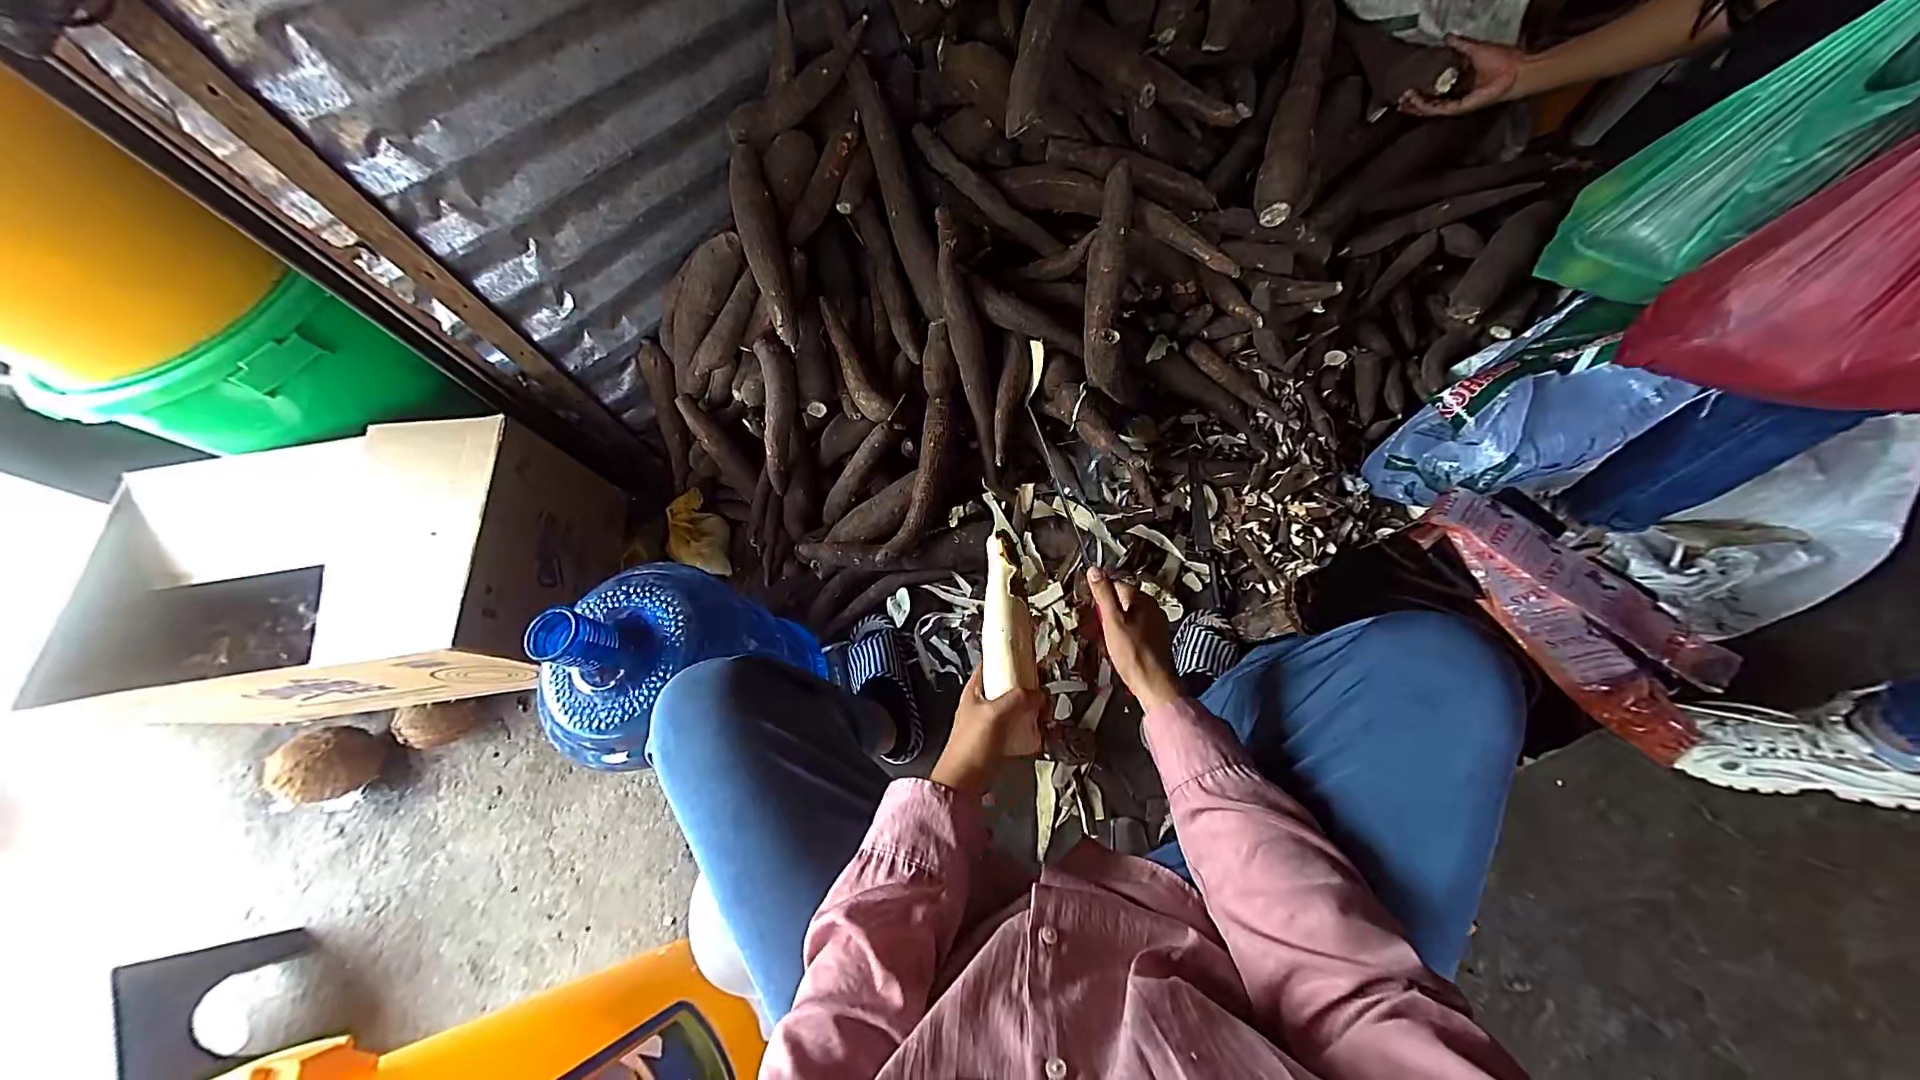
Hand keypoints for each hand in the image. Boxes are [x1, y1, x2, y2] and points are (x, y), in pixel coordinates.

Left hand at [929, 667, 1044, 795]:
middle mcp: (982, 703)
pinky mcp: (999, 740)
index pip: (993, 664)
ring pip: (1017, 707)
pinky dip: (1030, 726)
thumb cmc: (969, 746)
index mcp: (975, 690)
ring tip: (1044, 713)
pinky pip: (1019, 727)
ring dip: (1032, 708)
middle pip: (1009, 686)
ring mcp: (990, 722)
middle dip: (1029, 688)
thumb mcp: (996, 713)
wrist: (963, 782)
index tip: (1030, 659)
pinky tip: (1038, 730)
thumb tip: (1038, 694)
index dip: (1011, 659)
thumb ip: (1018, 698)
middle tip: (1042, 692)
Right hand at [1086, 566, 1181, 711]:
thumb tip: (1094, 571)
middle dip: (1104, 615)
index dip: (1099, 599)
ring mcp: (1153, 623)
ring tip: (1105, 644)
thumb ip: (1103, 595)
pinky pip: (1130, 630)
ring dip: (1110, 628)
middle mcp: (1150, 608)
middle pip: (1119, 602)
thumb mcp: (1112, 621)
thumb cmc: (1133, 654)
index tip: (1091, 612)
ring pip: (1123, 618)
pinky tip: (1115, 650)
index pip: (1114, 585)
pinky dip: (1120, 638)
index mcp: (1141, 599)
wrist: (1154, 684)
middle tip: (1096, 631)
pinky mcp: (1153, 638)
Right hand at [1401, 36, 1530, 116]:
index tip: (1407, 87)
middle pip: (1427, 103)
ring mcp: (1456, 104)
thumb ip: (1460, 45)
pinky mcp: (1458, 108)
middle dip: (1412, 103)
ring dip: (1415, 106)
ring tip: (1403, 100)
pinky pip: (1438, 109)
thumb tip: (1447, 37)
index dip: (1420, 91)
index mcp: (1458, 84)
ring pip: (1429, 108)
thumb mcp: (1475, 49)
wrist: (1518, 70)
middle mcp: (1455, 96)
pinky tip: (1416, 101)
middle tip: (1399, 99)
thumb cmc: (1503, 60)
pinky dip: (1426, 106)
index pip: (1434, 91)